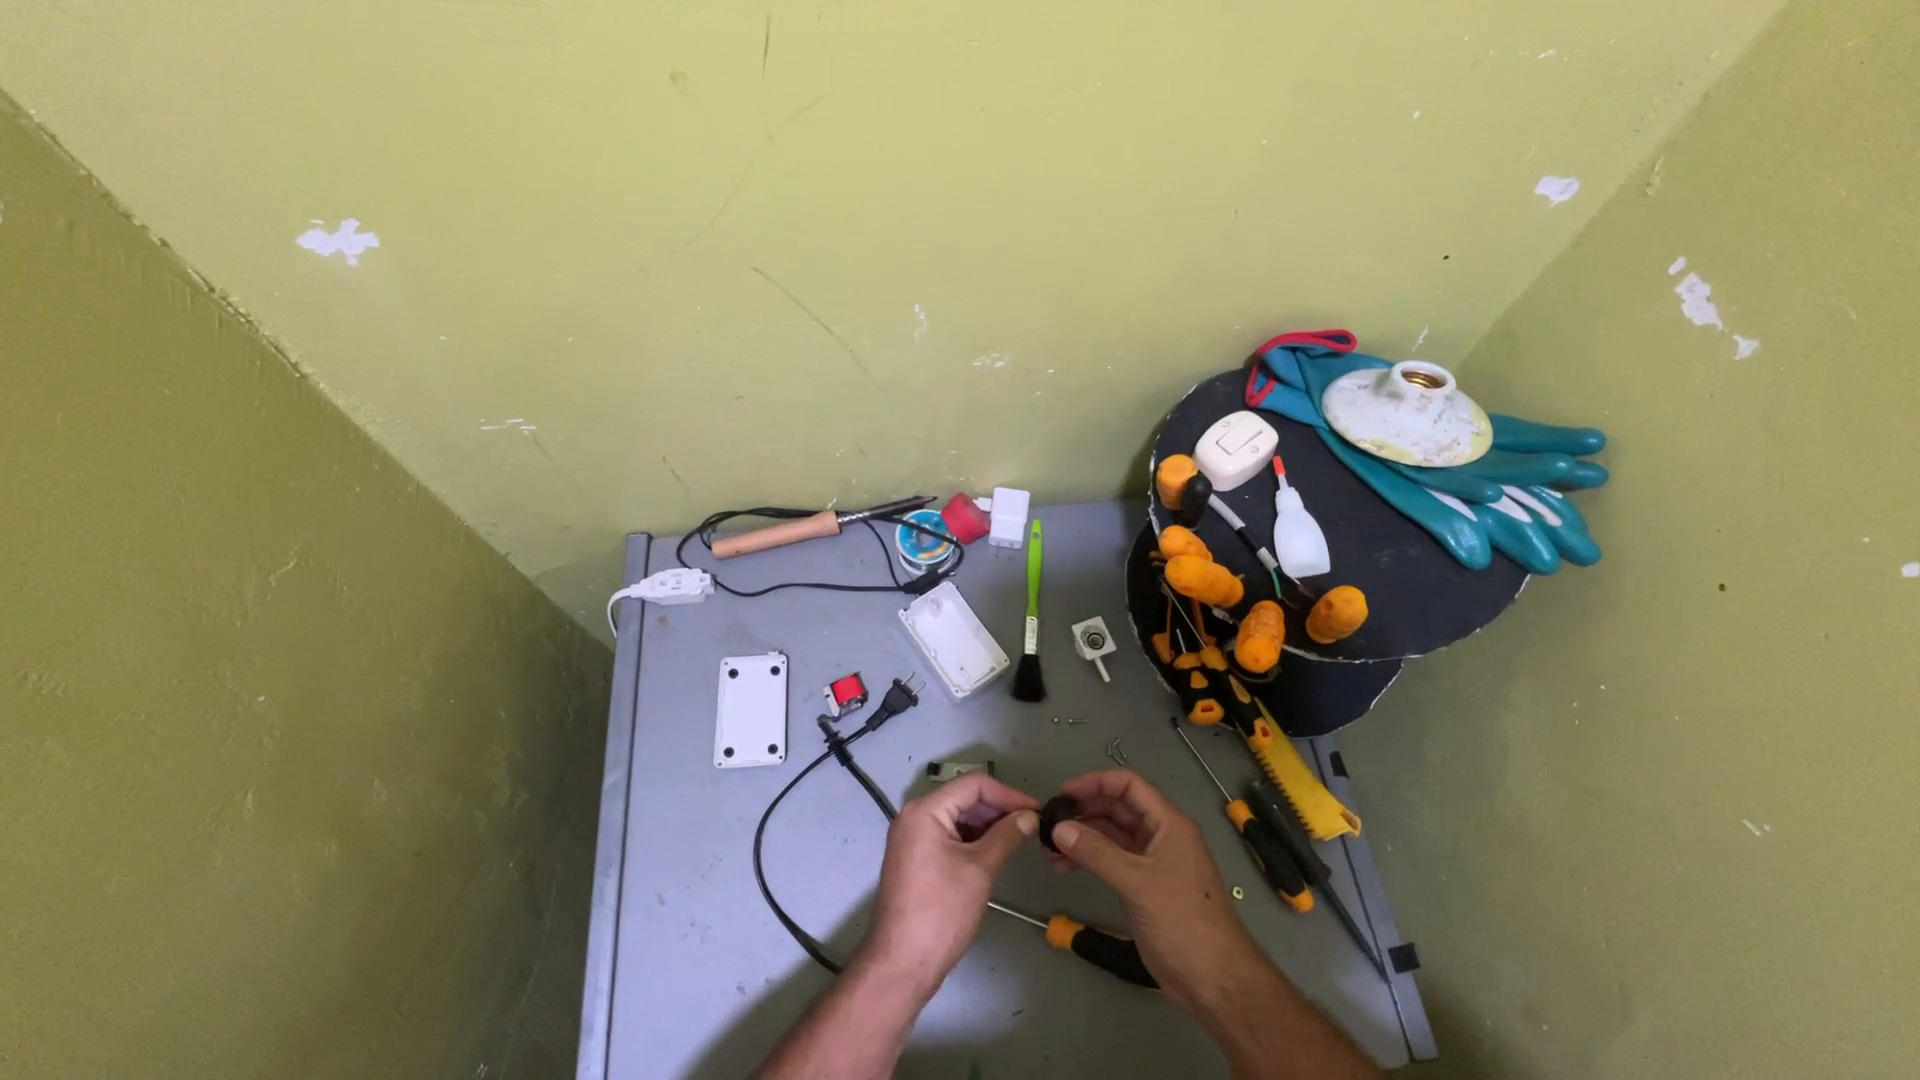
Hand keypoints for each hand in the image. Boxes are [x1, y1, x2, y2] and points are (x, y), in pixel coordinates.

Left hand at [857, 772, 1038, 995]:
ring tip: (1020, 838)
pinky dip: (974, 839)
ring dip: (988, 824)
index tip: (1037, 810)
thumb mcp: (980, 869)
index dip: (1008, 794)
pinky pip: (949, 836)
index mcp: (925, 811)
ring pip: (958, 818)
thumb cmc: (941, 911)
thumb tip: (1030, 817)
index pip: (973, 784)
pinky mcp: (916, 858)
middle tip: (1032, 825)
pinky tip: (997, 851)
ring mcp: (912, 838)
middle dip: (999, 809)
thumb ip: (1007, 835)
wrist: (902, 962)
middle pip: (964, 798)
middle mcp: (914, 816)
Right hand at [1043, 769, 1259, 1012]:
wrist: (1213, 977)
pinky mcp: (1143, 886)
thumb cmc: (1182, 920)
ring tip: (1049, 849)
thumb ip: (1097, 853)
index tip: (1062, 793)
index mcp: (1168, 823)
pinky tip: (1064, 867)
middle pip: (1117, 808)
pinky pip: (1111, 860)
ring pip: (1111, 836)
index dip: (1095, 783)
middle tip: (1048, 823)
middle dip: (1084, 811)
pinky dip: (1088, 859)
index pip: (1129, 785)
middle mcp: (1160, 836)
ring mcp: (1151, 862)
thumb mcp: (1137, 882)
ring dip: (1082, 837)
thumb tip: (1058, 828)